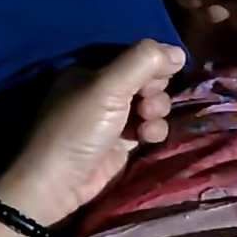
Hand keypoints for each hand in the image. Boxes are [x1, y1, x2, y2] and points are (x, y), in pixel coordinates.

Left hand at [0, 39, 186, 228]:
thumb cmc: (79, 128)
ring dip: (157, 109)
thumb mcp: (108, 87)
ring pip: (151, 103)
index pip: (134, 56)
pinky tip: (148, 137)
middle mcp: (102, 91)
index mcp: (91, 70)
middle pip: (146, 79)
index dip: (154, 63)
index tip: (163, 74)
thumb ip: (144, 62)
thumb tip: (179, 51)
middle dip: (155, 89)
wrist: (57, 184)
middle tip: (148, 102)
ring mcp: (113, 118)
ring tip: (147, 120)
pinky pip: (149, 127)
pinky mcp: (122, 142)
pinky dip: (154, 129)